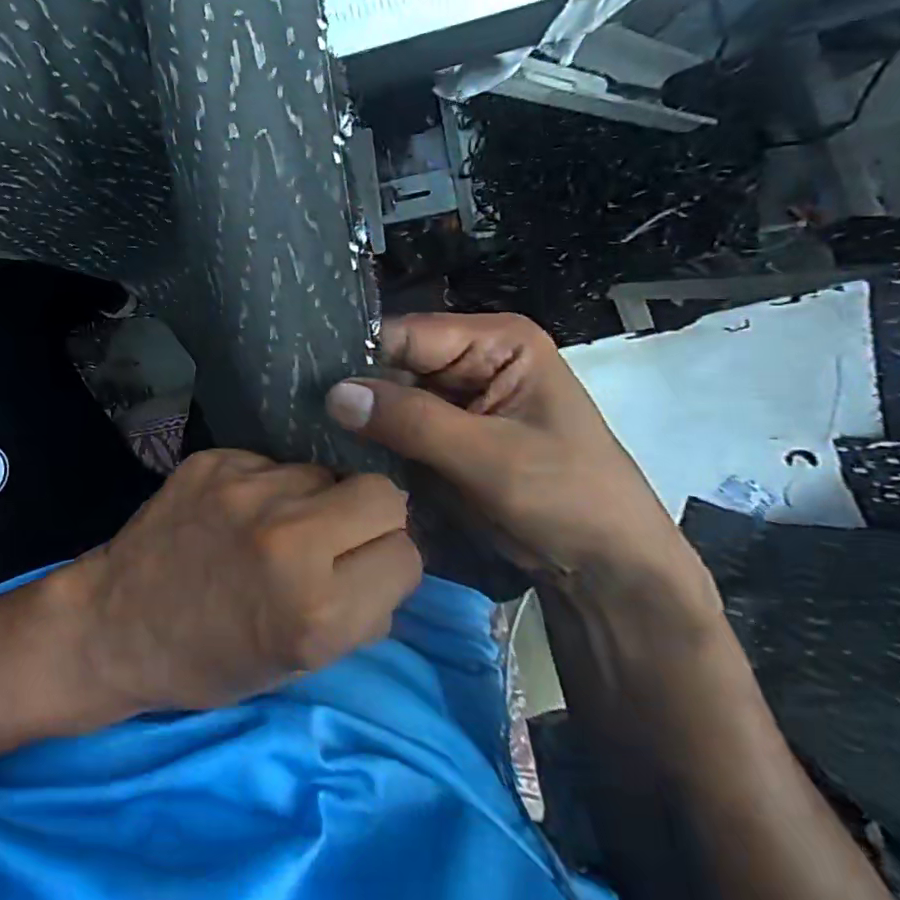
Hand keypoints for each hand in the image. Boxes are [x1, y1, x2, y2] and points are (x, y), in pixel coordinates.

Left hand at [66, 449, 421, 711]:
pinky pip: (276, 463)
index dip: (389, 567)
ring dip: (317, 499)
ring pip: (327, 472)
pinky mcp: (216, 461)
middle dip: (373, 518)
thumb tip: (394, 560)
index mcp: (317, 609)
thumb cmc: (211, 661)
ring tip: (277, 527)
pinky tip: (237, 514)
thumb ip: (364, 612)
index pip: (408, 556)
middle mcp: (289, 538)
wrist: (112, 627)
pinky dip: (270, 487)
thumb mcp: (303, 665)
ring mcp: (248, 490)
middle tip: (337, 539)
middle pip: (383, 493)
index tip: (363, 574)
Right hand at [326, 313, 710, 602]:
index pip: (410, 334)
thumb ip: (412, 421)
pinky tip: (338, 453)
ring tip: (307, 435)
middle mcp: (475, 360)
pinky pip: (401, 430)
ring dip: (362, 420)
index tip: (303, 382)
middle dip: (356, 391)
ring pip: (392, 399)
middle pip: (396, 363)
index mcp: (497, 342)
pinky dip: (376, 444)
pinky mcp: (450, 437)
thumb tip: (334, 392)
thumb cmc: (565, 497)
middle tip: (297, 414)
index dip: (360, 357)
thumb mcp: (490, 456)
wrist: (603, 566)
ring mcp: (461, 401)